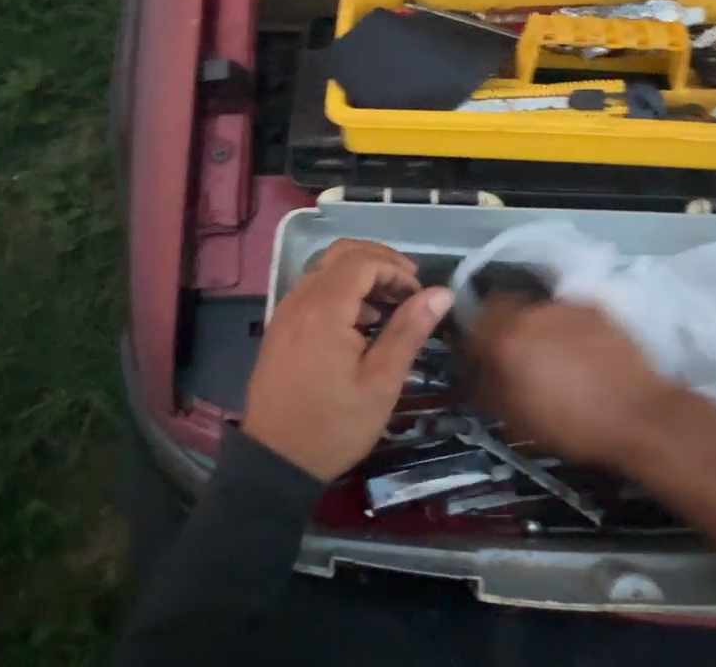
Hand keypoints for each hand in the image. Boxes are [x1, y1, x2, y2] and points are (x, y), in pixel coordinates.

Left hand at [242, 239, 452, 480]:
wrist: (273, 461)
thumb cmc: (333, 425)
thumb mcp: (381, 382)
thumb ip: (408, 331)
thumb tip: (441, 294)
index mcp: (324, 309)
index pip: (363, 261)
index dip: (396, 269)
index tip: (419, 294)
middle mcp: (299, 299)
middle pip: (341, 254)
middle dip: (379, 261)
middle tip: (409, 286)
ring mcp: (285, 312)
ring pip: (325, 269)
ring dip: (359, 274)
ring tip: (390, 305)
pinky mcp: (280, 328)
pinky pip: (312, 290)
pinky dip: (340, 290)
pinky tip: (360, 322)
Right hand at [471, 298, 681, 468]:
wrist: (639, 415)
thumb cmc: (572, 425)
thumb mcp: (517, 419)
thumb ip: (487, 389)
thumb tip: (475, 374)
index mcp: (505, 339)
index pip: (472, 326)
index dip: (471, 342)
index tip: (477, 359)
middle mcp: (530, 313)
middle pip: (501, 305)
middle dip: (499, 323)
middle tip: (510, 352)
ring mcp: (565, 306)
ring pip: (534, 307)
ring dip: (532, 323)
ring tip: (548, 352)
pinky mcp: (595, 308)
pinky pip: (565, 312)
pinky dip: (562, 325)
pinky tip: (577, 350)